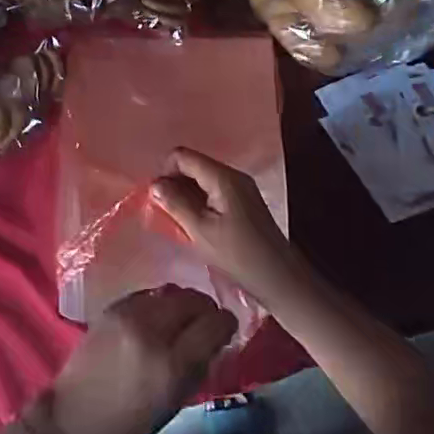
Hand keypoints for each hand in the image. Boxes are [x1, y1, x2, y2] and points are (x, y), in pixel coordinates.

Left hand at [36, 285, 236, 433]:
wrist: (72, 418)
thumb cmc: (128, 422)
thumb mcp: (175, 402)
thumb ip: (200, 365)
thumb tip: (217, 336)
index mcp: (171, 364)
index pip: (214, 324)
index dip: (226, 323)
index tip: (227, 329)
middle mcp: (151, 331)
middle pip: (193, 300)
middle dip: (207, 308)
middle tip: (208, 321)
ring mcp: (128, 315)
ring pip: (171, 291)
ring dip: (184, 302)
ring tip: (184, 317)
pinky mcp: (112, 308)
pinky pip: (149, 293)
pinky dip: (161, 301)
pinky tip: (159, 316)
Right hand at [151, 147, 308, 297]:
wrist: (278, 277)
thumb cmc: (237, 255)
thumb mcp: (200, 231)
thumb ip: (176, 204)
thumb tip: (155, 184)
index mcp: (223, 177)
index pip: (183, 156)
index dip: (165, 172)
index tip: (159, 198)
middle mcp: (233, 175)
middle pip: (193, 164)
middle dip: (174, 182)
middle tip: (165, 211)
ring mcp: (240, 187)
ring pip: (202, 178)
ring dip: (185, 193)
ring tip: (178, 219)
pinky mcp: (243, 200)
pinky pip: (213, 190)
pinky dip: (198, 200)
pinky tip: (195, 222)